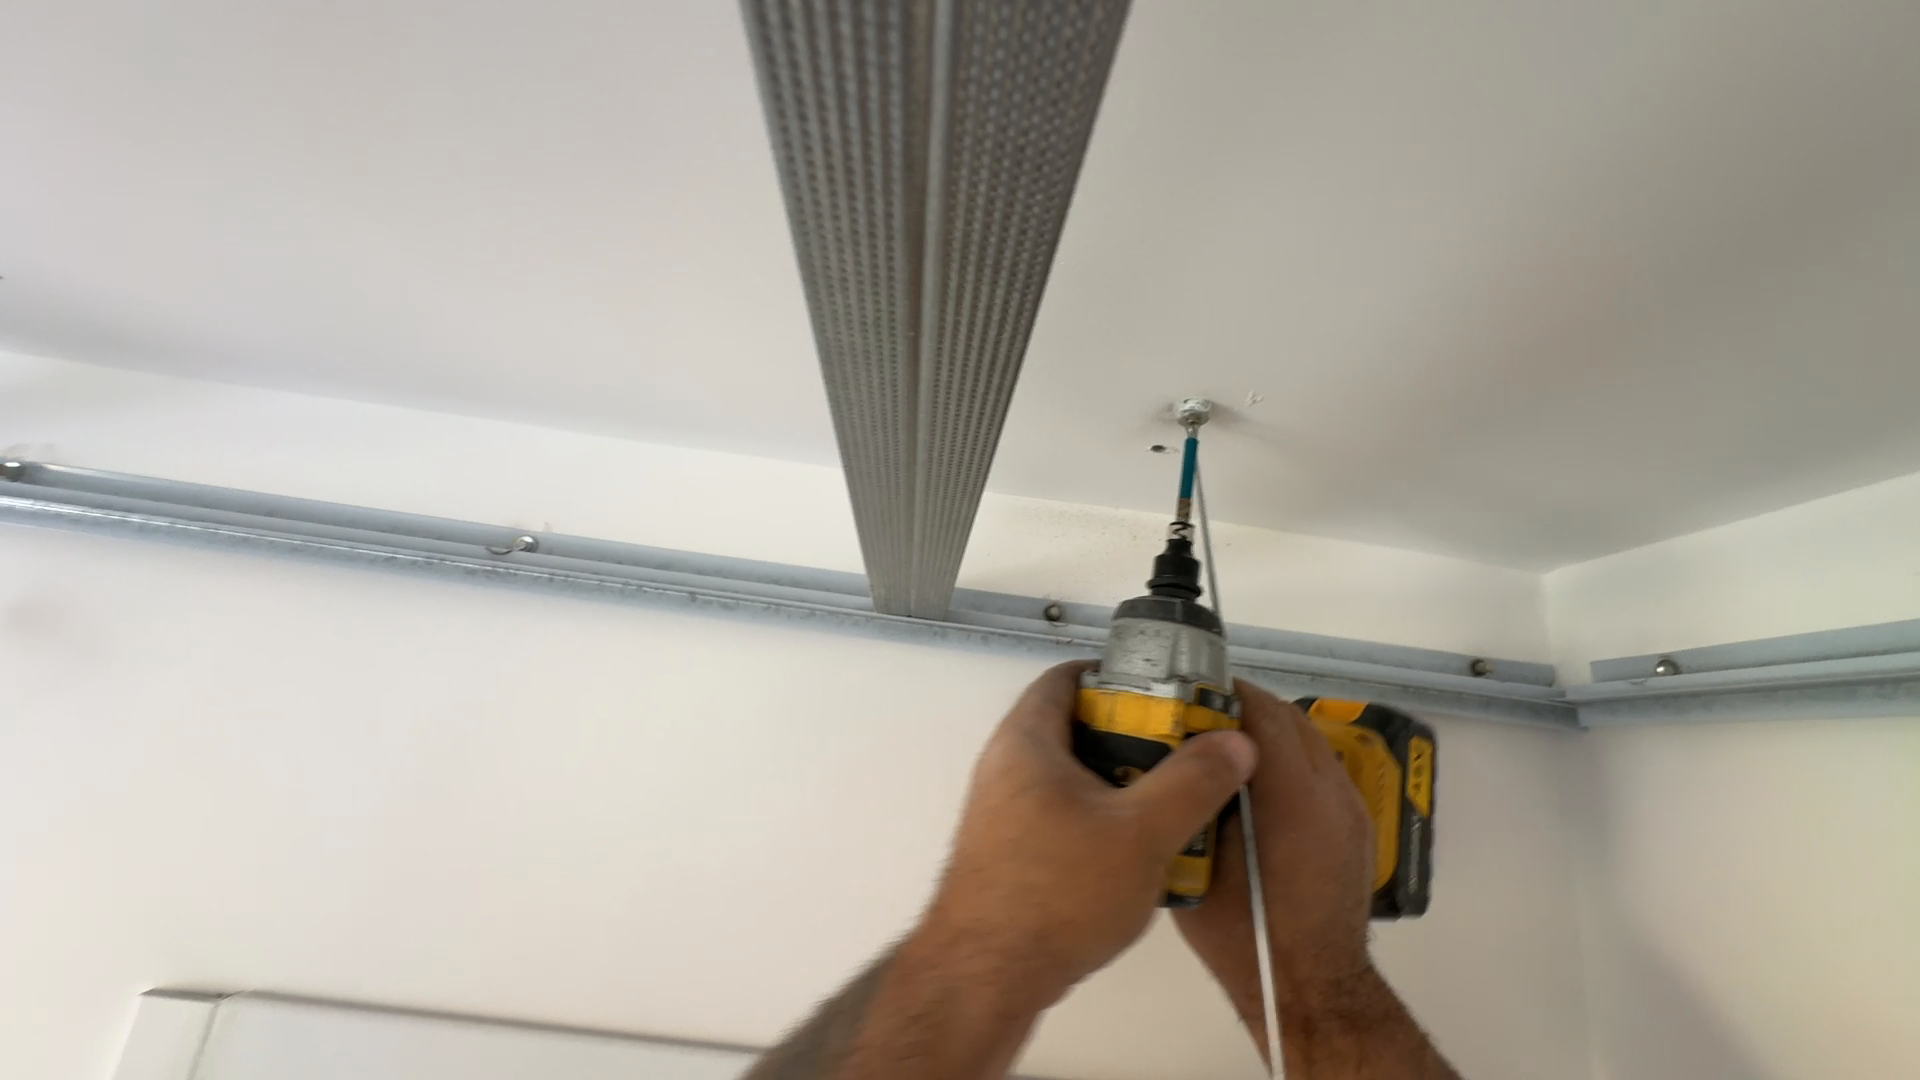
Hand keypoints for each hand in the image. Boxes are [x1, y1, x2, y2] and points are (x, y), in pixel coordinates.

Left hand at [916, 660, 1258, 1008]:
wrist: (986, 976)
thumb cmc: (1055, 892)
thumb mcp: (1141, 833)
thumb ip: (1192, 782)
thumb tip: (1234, 742)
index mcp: (1026, 740)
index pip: (1066, 677)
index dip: (1115, 675)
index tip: (1162, 693)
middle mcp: (1005, 765)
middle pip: (1071, 724)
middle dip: (1127, 732)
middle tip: (1176, 749)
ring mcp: (1002, 809)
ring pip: (1067, 773)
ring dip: (1114, 779)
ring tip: (1166, 797)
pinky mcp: (1007, 848)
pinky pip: (1057, 811)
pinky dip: (1095, 814)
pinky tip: (1132, 847)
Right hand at [1174, 680, 1375, 1028]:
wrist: (1310, 987)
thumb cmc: (1244, 932)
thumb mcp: (1197, 861)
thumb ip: (1194, 800)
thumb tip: (1178, 757)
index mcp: (1293, 800)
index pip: (1264, 714)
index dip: (1226, 691)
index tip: (1189, 689)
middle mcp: (1331, 794)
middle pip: (1290, 717)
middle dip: (1245, 703)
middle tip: (1198, 710)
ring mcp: (1351, 808)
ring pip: (1309, 737)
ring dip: (1267, 726)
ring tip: (1221, 738)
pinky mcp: (1356, 824)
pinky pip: (1320, 764)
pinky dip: (1287, 753)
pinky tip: (1253, 775)